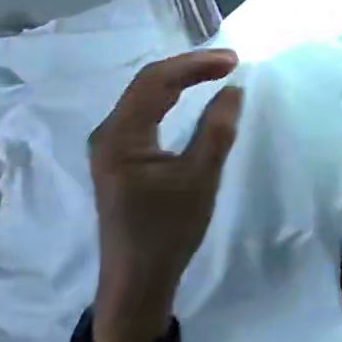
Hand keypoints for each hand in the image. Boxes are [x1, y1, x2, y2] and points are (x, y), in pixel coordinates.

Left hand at [90, 51, 243, 341]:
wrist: (137, 280)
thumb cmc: (168, 231)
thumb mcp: (200, 179)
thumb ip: (217, 130)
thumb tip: (233, 91)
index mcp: (120, 135)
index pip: (156, 81)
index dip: (195, 64)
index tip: (234, 61)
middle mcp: (108, 133)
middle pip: (147, 84)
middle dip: (189, 68)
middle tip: (229, 63)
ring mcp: (110, 146)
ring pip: (144, 98)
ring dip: (179, 82)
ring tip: (214, 73)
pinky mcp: (118, 158)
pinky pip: (145, 115)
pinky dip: (170, 101)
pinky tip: (188, 99)